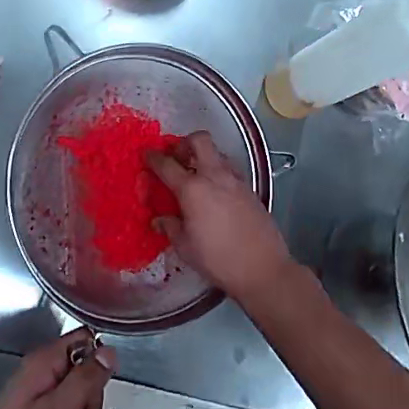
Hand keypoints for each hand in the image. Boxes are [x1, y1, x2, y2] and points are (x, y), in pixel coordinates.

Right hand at [144, 131, 296, 302]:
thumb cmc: (218, 259)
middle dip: (184, 143)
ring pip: (218, 153)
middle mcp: (215, 177)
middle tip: (175, 158)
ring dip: (203, 156)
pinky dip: (219, 172)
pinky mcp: (251, 190)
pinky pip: (230, 170)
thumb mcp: (185, 247)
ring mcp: (236, 181)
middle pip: (199, 140)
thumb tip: (160, 219)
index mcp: (193, 189)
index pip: (167, 165)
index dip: (153, 157)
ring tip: (195, 176)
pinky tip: (215, 192)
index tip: (146, 155)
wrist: (262, 267)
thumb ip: (170, 227)